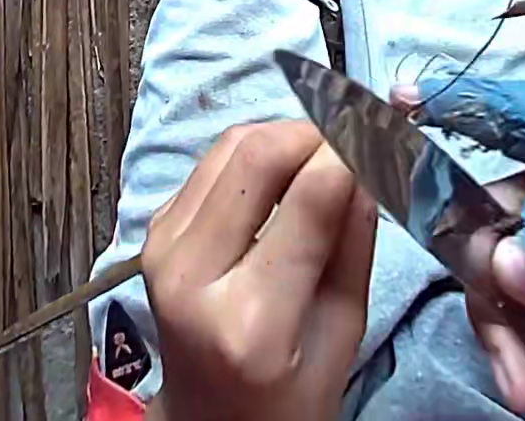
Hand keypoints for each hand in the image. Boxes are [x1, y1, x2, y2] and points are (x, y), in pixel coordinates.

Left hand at [142, 121, 377, 420]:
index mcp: (250, 322)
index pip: (307, 201)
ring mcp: (163, 244)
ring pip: (231, 143)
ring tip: (313, 158)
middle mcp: (192, 272)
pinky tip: (276, 175)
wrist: (203, 420)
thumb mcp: (342, 334)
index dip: (344, 156)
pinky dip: (252, 151)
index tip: (369, 140)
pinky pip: (212, 159)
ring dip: (281, 136)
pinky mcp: (154, 225)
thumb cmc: (286, 395)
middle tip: (342, 143)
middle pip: (257, 154)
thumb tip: (363, 161)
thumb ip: (355, 243)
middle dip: (309, 133)